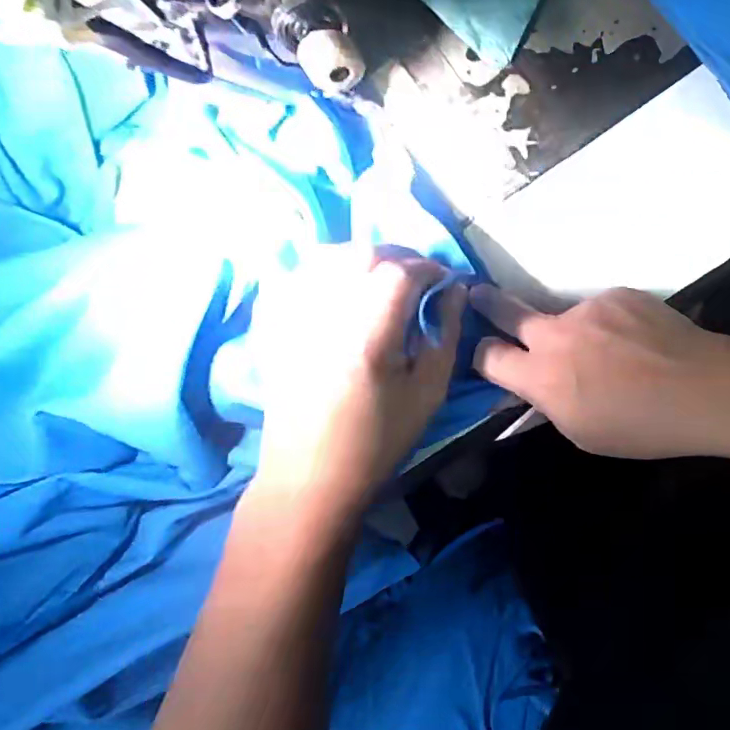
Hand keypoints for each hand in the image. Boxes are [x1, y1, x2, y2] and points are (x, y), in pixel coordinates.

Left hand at [253, 249, 465, 508]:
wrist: (310, 475)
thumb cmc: (379, 438)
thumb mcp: (429, 390)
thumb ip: (445, 333)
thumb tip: (455, 290)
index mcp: (368, 335)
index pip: (400, 272)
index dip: (429, 268)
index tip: (445, 281)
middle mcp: (326, 315)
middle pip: (363, 254)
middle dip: (399, 257)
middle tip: (418, 278)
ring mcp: (293, 319)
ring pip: (327, 256)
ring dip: (362, 259)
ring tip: (381, 280)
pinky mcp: (274, 327)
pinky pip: (297, 275)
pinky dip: (325, 270)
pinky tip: (341, 289)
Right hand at [469, 285, 729, 458]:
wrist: (702, 388)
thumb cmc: (642, 426)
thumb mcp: (583, 432)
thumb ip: (551, 402)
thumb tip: (540, 384)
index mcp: (541, 376)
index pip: (488, 356)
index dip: (482, 354)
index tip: (487, 352)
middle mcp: (556, 334)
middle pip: (507, 310)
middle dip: (488, 303)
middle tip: (477, 294)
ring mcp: (589, 307)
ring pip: (569, 315)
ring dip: (579, 331)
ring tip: (616, 353)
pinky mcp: (620, 293)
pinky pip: (605, 309)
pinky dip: (613, 323)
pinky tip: (639, 341)